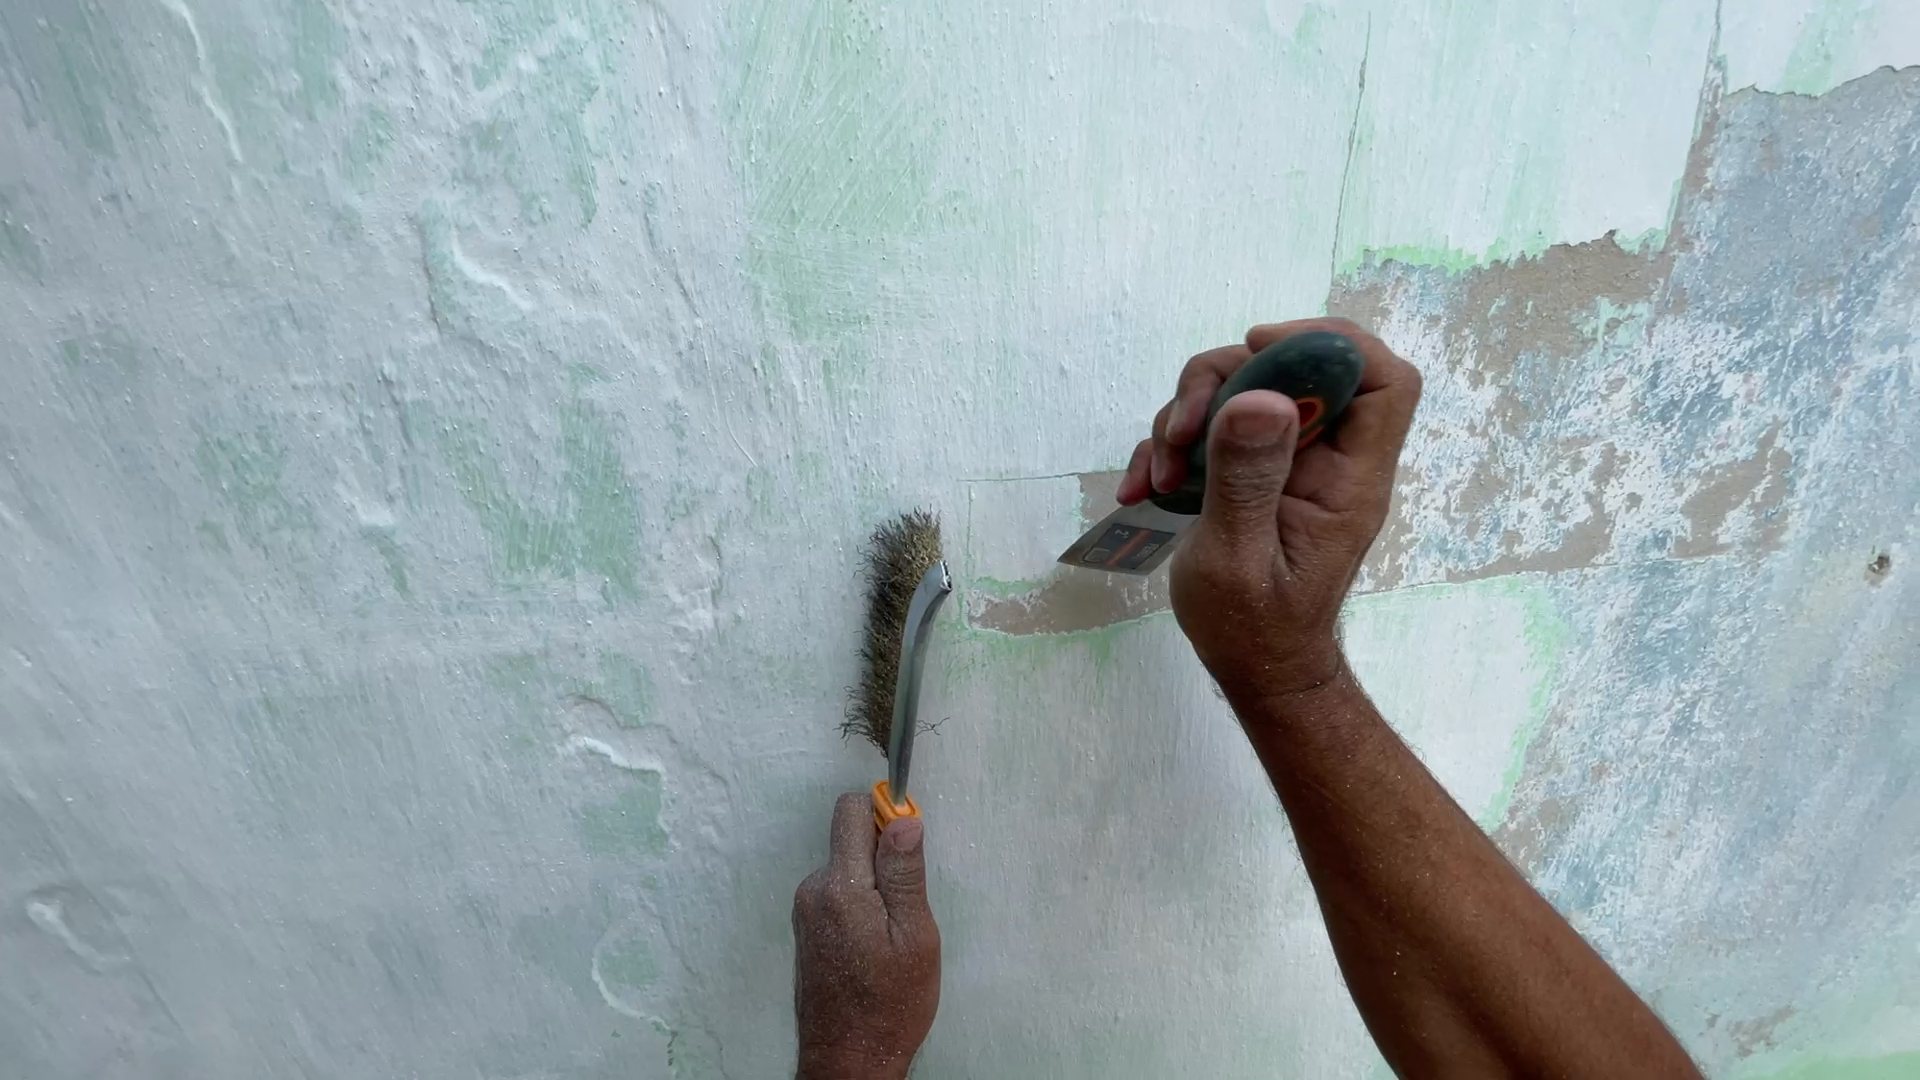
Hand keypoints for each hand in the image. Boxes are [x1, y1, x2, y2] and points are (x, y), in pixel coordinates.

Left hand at [792, 793, 940, 1079]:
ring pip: (847, 863)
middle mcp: (814, 889)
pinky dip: (860, 898)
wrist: (848, 1063)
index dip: (884, 813)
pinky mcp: (807, 924)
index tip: (907, 845)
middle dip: (882, 853)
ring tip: (891, 928)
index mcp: (841, 886)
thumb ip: (905, 873)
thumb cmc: (891, 1003)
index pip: (851, 810)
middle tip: (906, 900)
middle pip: (849, 836)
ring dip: (873, 879)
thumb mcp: (915, 936)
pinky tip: (874, 939)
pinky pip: (838, 887)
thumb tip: (904, 817)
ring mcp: (806, 908)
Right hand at [1117, 318, 1421, 708]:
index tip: (1256, 347)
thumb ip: (1246, 480)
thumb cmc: (1252, 627)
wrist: (1250, 664)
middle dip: (1218, 386)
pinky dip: (1167, 451)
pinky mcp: (1246, 475)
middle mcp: (1321, 461)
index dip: (1326, 344)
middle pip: (1286, 373)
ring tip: (1155, 479)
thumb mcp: (1237, 557)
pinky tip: (1140, 489)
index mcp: (1346, 479)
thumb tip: (1258, 397)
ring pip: (1236, 396)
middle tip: (1176, 433)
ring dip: (1181, 423)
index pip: (1379, 380)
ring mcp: (1280, 465)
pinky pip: (1207, 435)